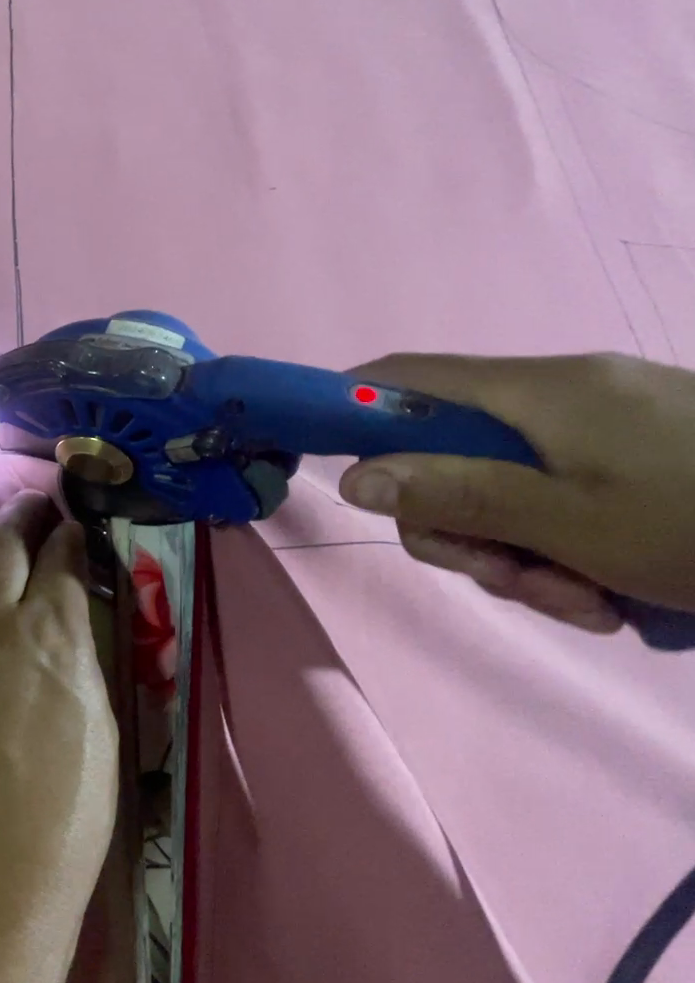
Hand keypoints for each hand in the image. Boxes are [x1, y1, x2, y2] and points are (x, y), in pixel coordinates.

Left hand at [0, 491, 118, 982]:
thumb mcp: (102, 718)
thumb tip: (72, 608)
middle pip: (2, 541)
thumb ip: (82, 650)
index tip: (74, 528)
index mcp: (53, 635)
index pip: (62, 557)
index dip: (71, 535)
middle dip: (22, 516)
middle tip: (32, 511)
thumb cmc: (68, 805)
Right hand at [339, 352, 694, 630]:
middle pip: (449, 453)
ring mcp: (609, 424)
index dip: (347, 414)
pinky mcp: (647, 451)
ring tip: (587, 603)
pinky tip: (612, 590)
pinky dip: (564, 546)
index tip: (336, 474)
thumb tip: (351, 478)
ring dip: (518, 553)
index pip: (401, 379)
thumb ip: (455, 496)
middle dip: (459, 527)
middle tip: (505, 578)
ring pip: (503, 486)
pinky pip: (559, 495)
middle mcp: (564, 395)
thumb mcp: (572, 524)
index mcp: (539, 391)